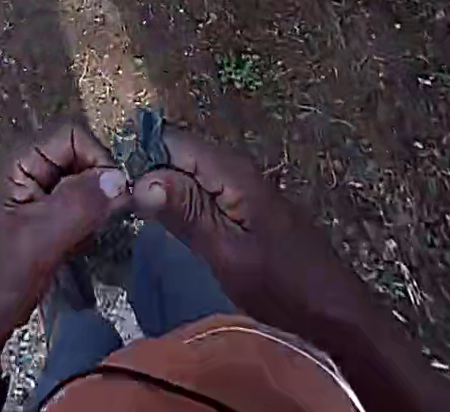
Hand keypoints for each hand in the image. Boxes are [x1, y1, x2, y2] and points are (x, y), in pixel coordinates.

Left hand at [0, 122, 131, 396]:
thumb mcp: (39, 240)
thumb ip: (79, 204)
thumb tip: (121, 177)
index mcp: (20, 157)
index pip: (74, 133)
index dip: (97, 158)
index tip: (111, 196)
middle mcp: (31, 164)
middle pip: (82, 154)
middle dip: (96, 187)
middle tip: (96, 225)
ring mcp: (38, 188)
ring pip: (85, 180)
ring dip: (92, 209)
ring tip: (80, 240)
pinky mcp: (46, 212)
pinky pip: (81, 203)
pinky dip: (87, 223)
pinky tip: (75, 248)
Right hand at [130, 128, 372, 334]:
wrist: (335, 310)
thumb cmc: (281, 284)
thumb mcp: (227, 252)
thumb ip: (185, 211)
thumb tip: (139, 178)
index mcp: (229, 168)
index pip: (169, 139)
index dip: (139, 156)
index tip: (114, 186)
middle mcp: (232, 163)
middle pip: (176, 150)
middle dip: (148, 170)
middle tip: (122, 205)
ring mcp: (239, 181)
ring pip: (187, 168)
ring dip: (162, 185)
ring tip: (137, 214)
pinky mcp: (242, 199)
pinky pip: (201, 184)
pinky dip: (180, 197)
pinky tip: (168, 221)